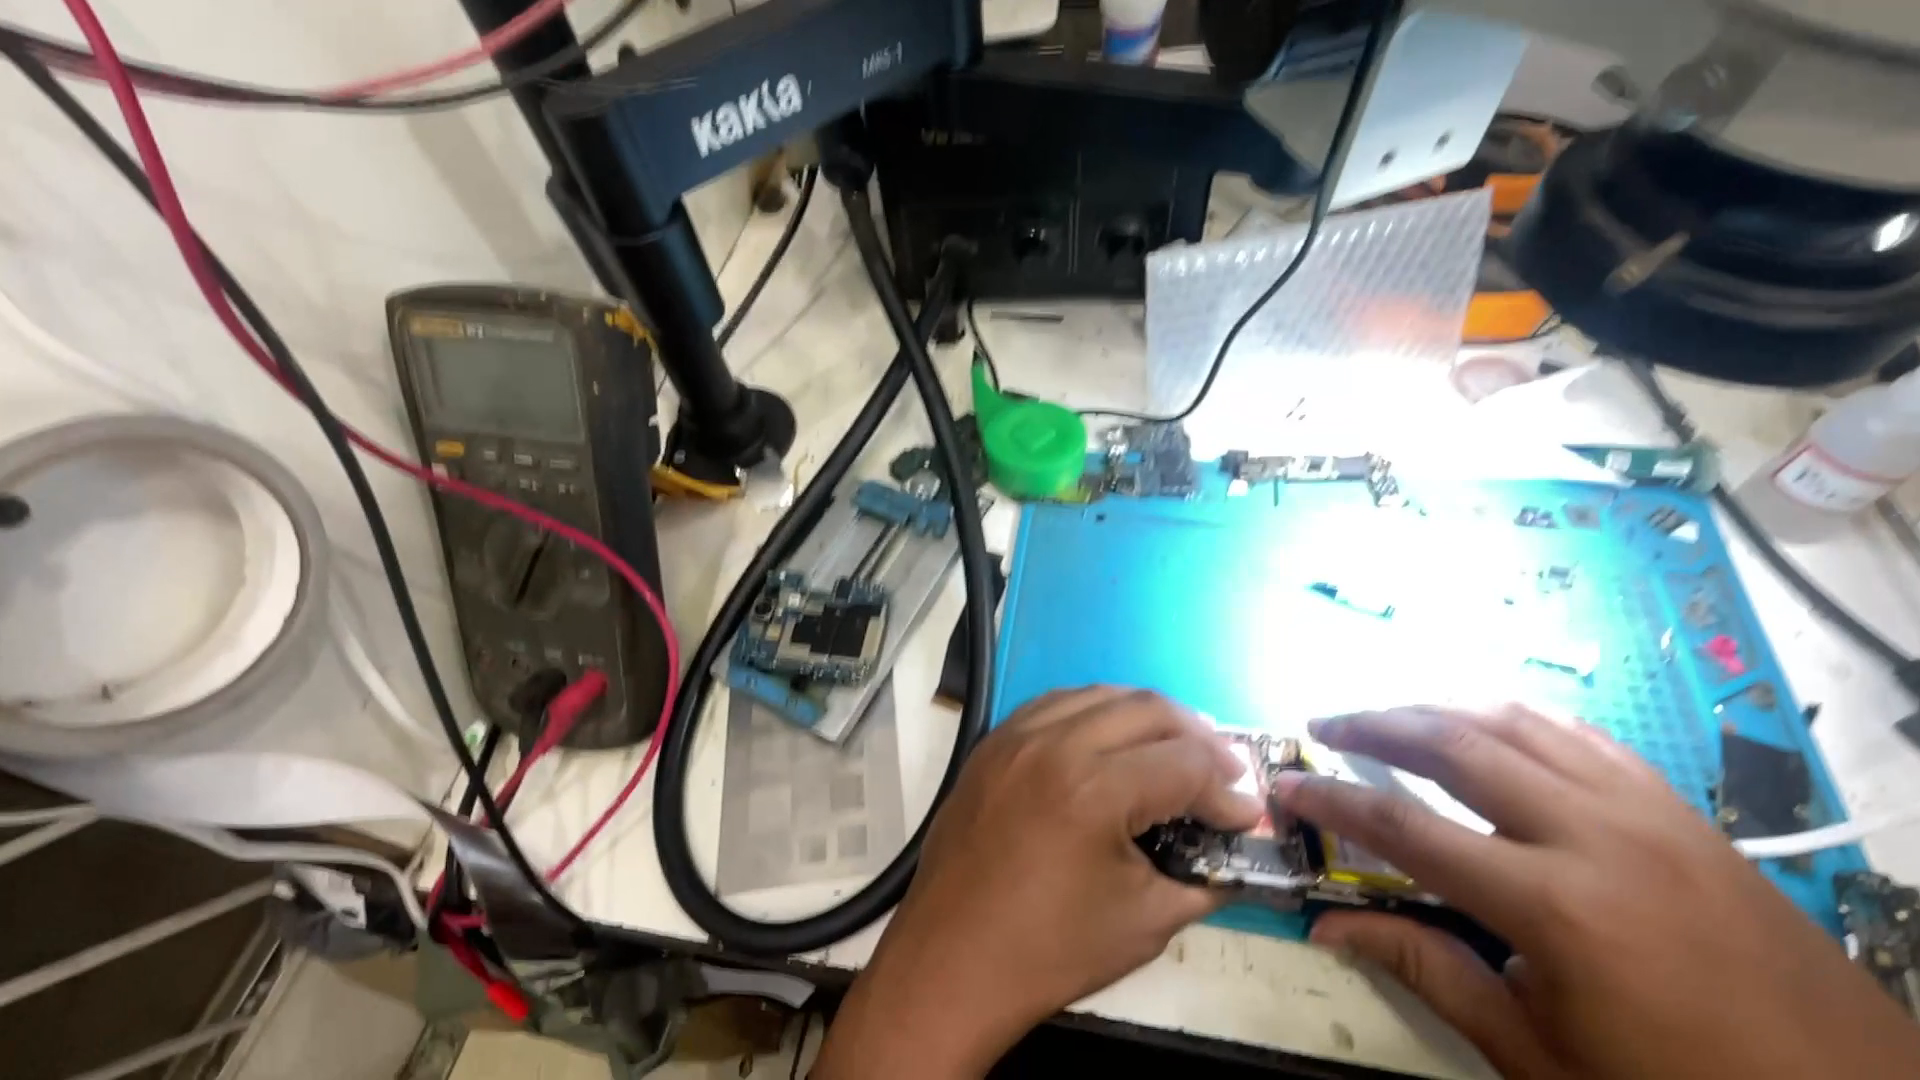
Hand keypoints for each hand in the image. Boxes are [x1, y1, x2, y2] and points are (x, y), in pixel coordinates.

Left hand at [812, 687, 1262, 1079]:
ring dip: (1147, 715)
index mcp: (1093, 790)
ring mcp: (1015, 737)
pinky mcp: (991, 743)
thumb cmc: (1049, 952)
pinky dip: (1095, 711)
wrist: (950, 963)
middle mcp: (1053, 744)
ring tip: (1175, 748)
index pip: (1184, 764)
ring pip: (1100, 694)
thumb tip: (1236, 854)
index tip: (1245, 814)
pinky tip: (1111, 739)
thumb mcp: (1145, 922)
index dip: (1226, 790)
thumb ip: (1204, 879)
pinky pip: (1055, 703)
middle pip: (1148, 708)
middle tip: (1223, 773)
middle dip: (1198, 737)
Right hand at [1275, 705, 1919, 1079]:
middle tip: (1325, 724)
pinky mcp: (1678, 807)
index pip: (1406, 829)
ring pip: (1515, 723)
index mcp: (1554, 907)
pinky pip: (1579, 735)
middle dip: (1376, 726)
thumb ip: (1427, 968)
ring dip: (1438, 708)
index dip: (1332, 802)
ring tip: (1389, 714)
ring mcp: (1644, 810)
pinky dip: (1514, 719)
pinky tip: (1485, 727)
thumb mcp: (1534, 1052)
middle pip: (1456, 746)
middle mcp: (1593, 834)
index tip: (1285, 784)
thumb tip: (1331, 926)